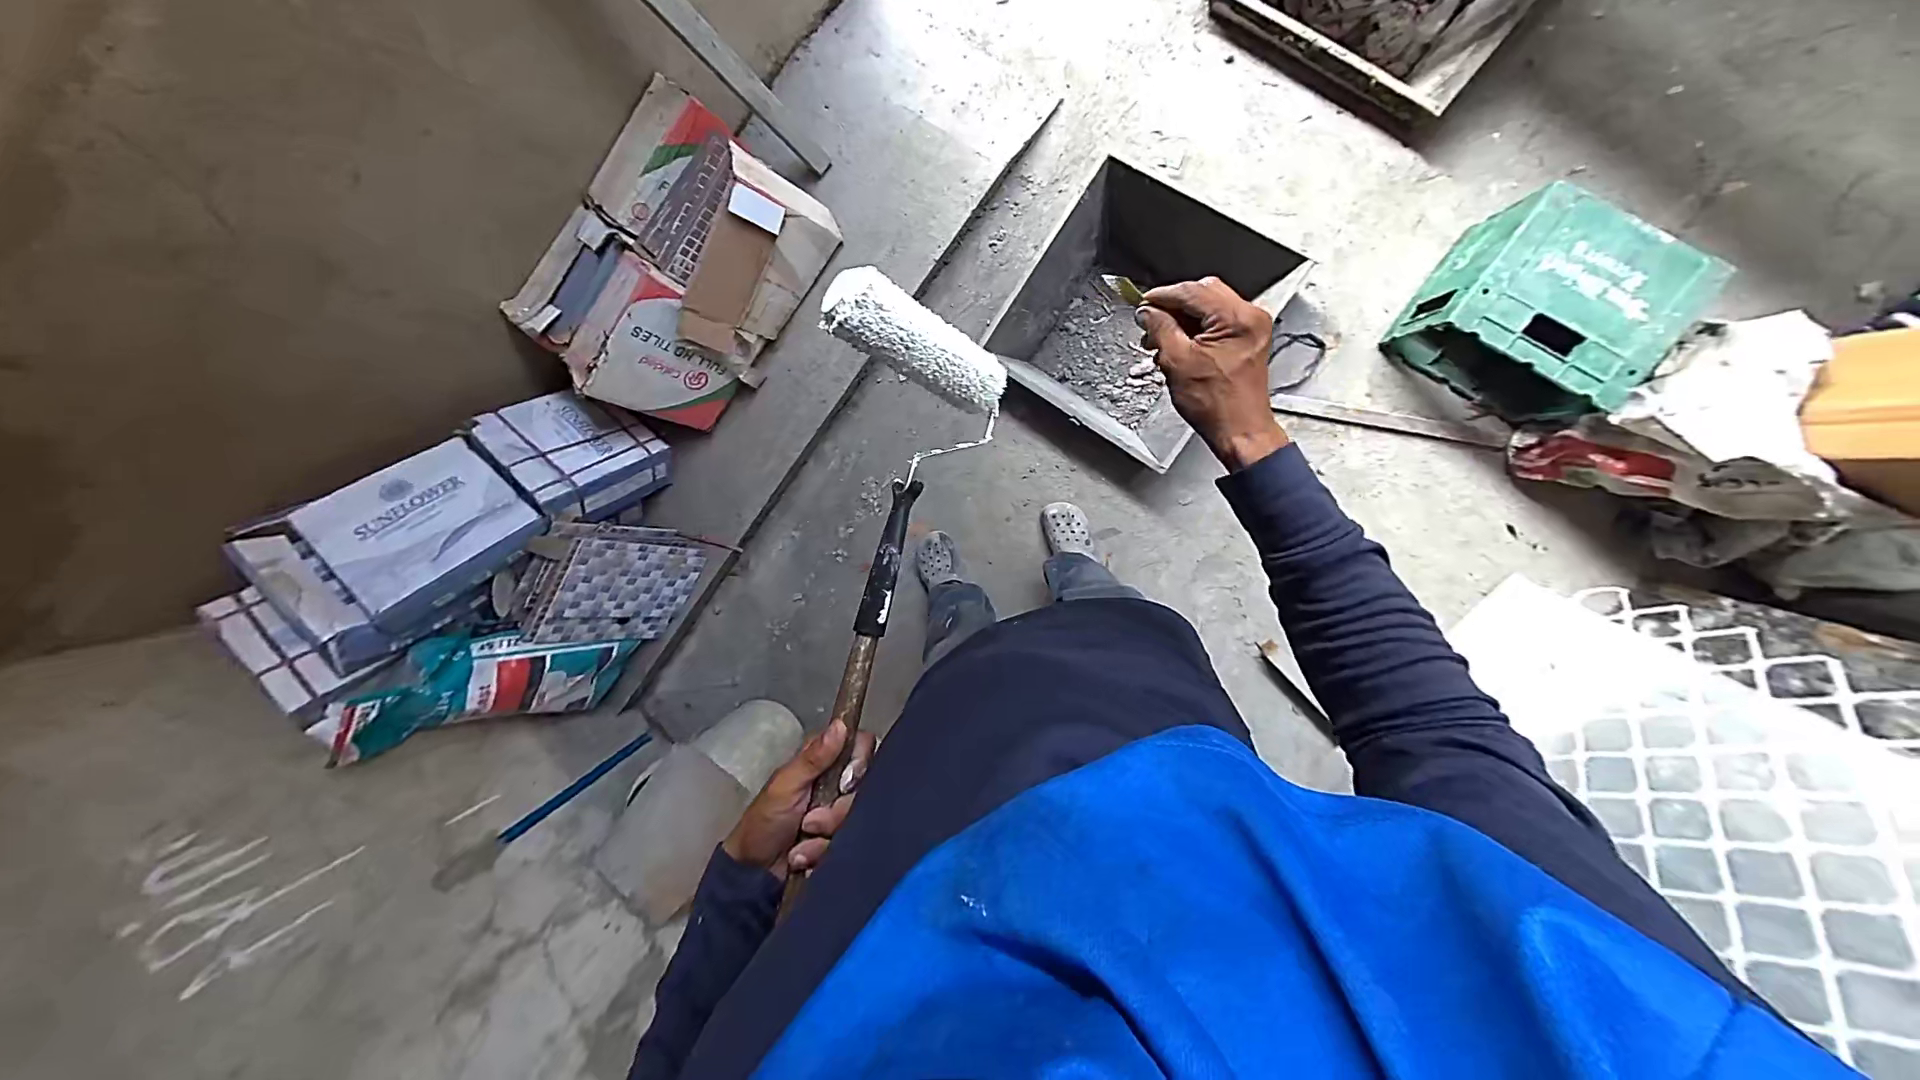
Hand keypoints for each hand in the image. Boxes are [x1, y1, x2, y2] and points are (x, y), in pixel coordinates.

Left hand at [721, 718, 876, 879]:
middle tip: (809, 821)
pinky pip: (851, 840)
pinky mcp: (841, 836)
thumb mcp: (785, 786)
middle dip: (837, 812)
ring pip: (858, 816)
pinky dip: (824, 851)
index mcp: (823, 759)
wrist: (754, 873)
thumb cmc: (763, 822)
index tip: (844, 782)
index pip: (861, 746)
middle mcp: (837, 780)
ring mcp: (840, 809)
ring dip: (827, 834)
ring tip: (802, 840)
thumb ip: (814, 758)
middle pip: (865, 786)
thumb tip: (841, 725)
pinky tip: (804, 855)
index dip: (860, 763)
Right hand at [1136, 277, 1290, 469]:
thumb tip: (1147, 312)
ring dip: (1181, 319)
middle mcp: (1250, 318)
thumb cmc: (1217, 405)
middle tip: (1149, 322)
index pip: (1192, 292)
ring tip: (1160, 340)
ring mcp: (1251, 328)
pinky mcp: (1246, 340)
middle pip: (1202, 294)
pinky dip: (1194, 330)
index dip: (1162, 296)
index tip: (1142, 303)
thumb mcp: (1177, 362)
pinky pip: (1217, 323)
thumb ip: (1160, 329)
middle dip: (1172, 307)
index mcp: (1237, 319)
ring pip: (1208, 307)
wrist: (1239, 430)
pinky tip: (1178, 345)